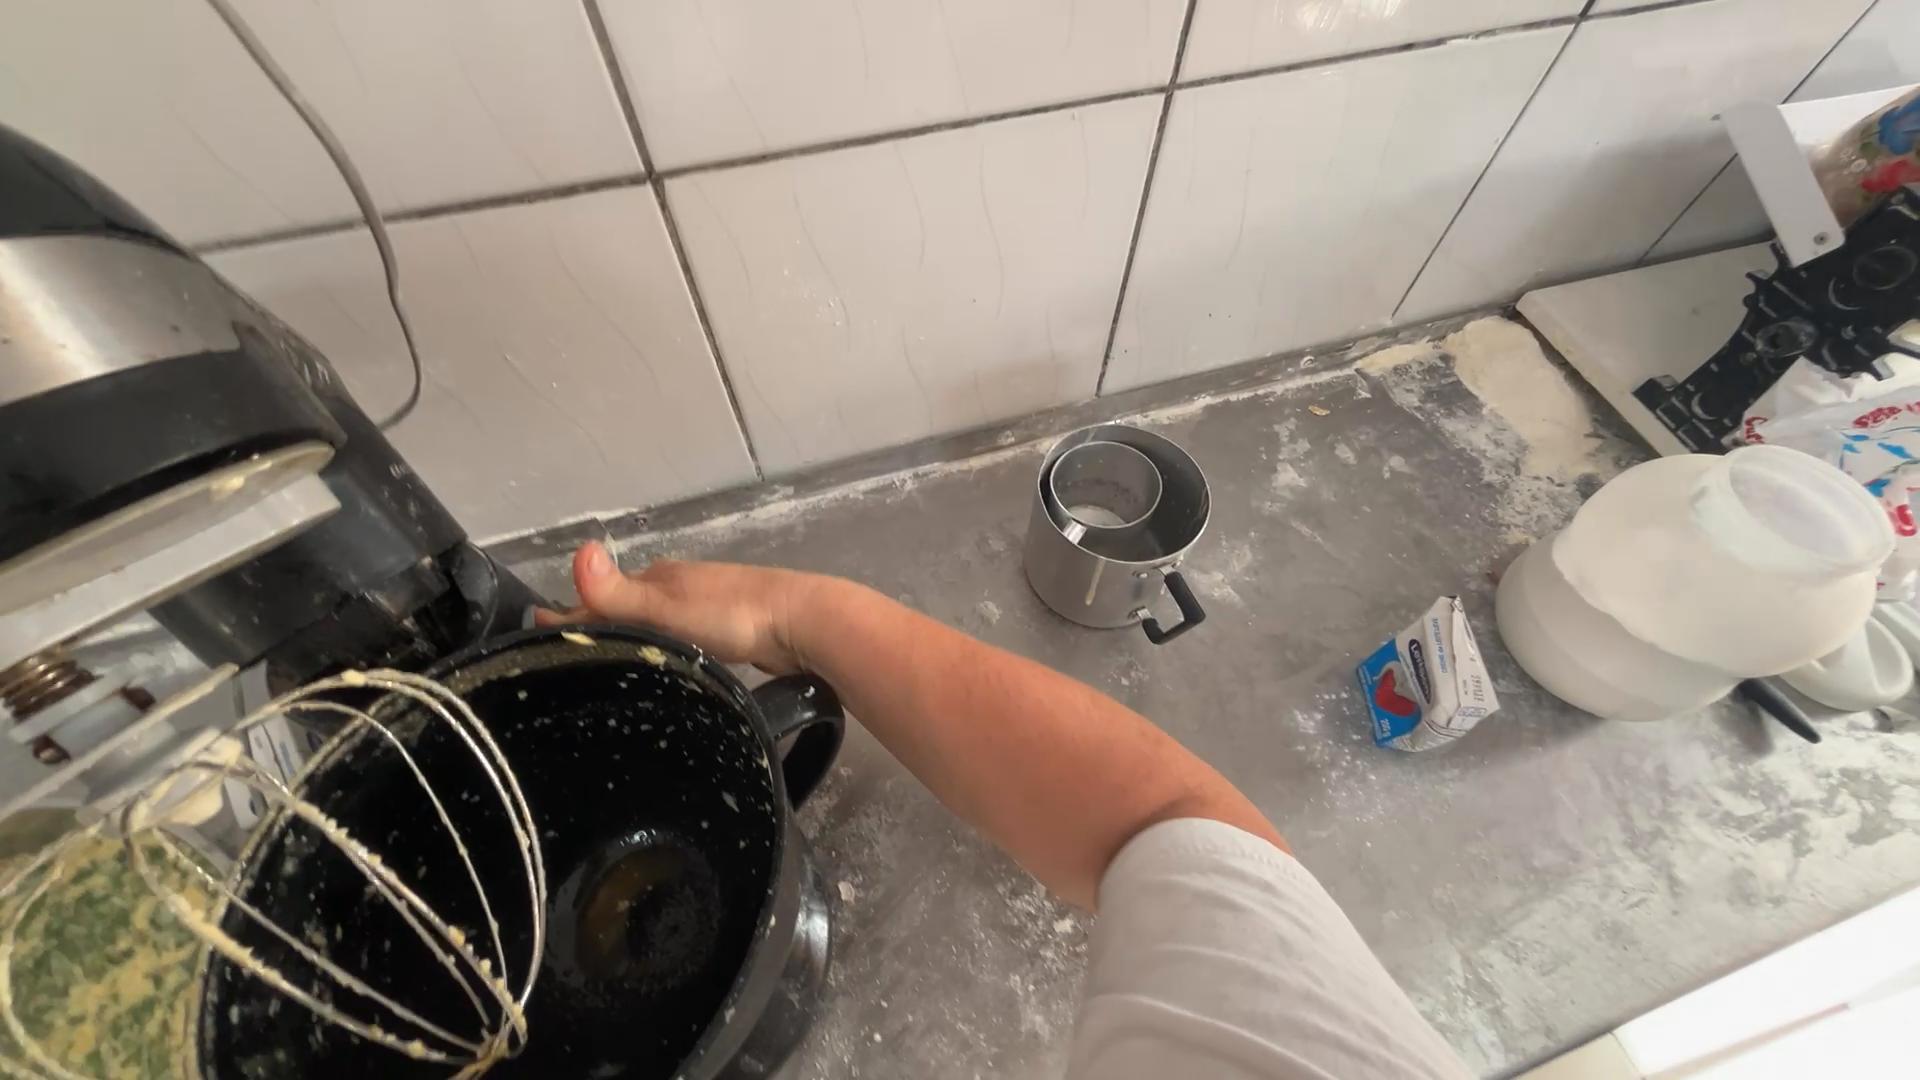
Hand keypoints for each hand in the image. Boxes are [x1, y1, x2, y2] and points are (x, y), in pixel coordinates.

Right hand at [534, 543, 819, 673]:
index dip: (570, 616)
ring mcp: (706, 607)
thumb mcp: (668, 606)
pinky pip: (680, 638)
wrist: (802, 622)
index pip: (601, 595)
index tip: (536, 638)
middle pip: (627, 606)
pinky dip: (661, 648)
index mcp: (661, 578)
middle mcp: (680, 587)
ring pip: (655, 623)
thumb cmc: (734, 614)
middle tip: (565, 657)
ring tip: (606, 665)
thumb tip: (577, 551)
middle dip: (596, 626)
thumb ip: (620, 592)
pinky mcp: (727, 630)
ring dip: (630, 637)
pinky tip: (662, 665)